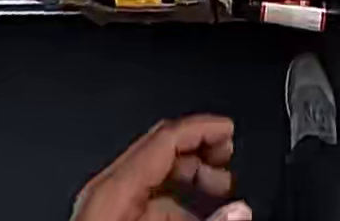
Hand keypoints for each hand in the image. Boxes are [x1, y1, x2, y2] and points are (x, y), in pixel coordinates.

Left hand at [70, 115, 250, 220]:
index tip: (230, 134)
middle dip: (200, 156)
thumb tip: (238, 211)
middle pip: (160, 153)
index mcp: (112, 191)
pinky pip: (144, 206)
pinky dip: (173, 208)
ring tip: (218, 200)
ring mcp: (100, 214)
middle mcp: (103, 196)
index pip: (165, 136)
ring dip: (190, 184)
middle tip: (229, 165)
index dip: (203, 128)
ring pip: (154, 180)